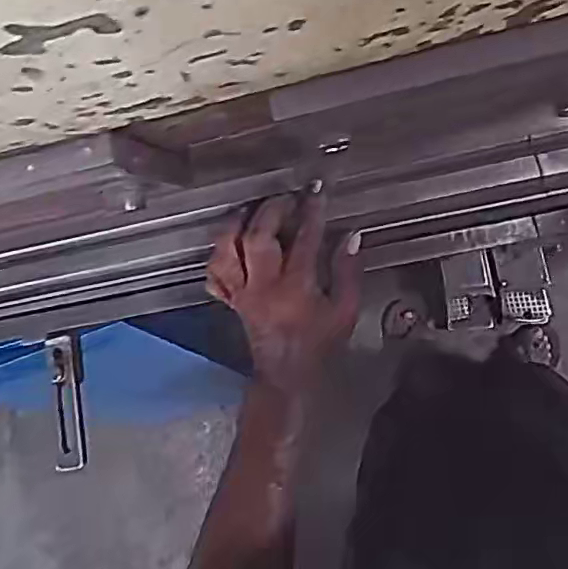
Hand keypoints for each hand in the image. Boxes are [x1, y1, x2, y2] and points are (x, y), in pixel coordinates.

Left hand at [205, 187, 361, 394]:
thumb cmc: (320, 343)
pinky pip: (214, 275)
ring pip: (226, 251)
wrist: (287, 377)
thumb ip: (348, 271)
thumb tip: (352, 236)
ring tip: (249, 209)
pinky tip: (229, 243)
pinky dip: (218, 255)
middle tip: (285, 197)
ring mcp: (242, 293)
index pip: (305, 239)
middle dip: (271, 209)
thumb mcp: (345, 310)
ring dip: (235, 224)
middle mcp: (263, 287)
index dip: (312, 211)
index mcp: (295, 288)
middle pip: (258, 237)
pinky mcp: (231, 300)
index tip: (317, 191)